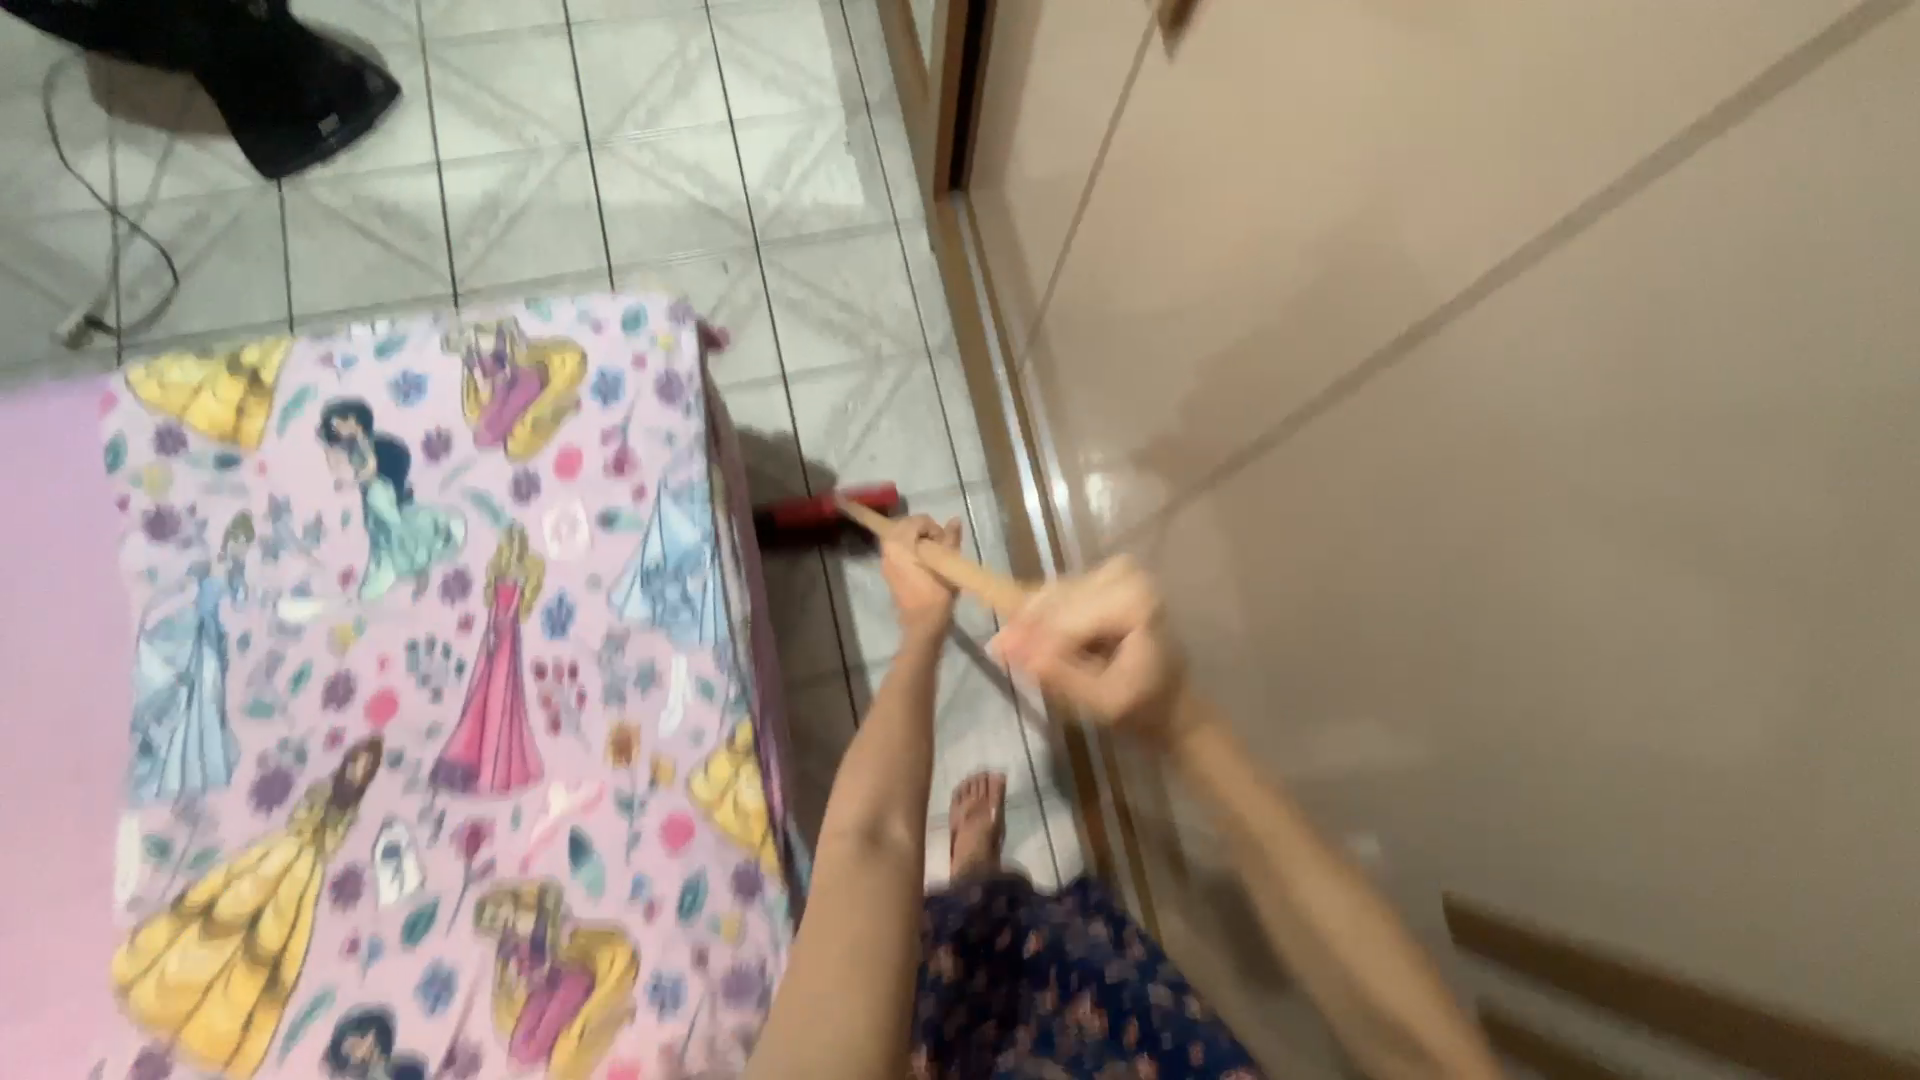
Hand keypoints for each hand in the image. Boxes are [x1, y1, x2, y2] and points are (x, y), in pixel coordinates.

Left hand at [879, 514, 963, 635]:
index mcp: (901, 544)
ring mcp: (885, 560)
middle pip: (905, 525)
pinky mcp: (887, 571)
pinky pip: (896, 549)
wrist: (922, 624)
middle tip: (939, 546)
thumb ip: (950, 539)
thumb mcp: (948, 564)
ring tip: (932, 554)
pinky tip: (923, 563)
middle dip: (923, 530)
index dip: (934, 528)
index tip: (944, 544)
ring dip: (915, 539)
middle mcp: (888, 548)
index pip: (918, 520)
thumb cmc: (937, 594)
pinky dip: (908, 549)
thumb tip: (955, 519)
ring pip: (899, 536)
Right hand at [991, 557, 1191, 744]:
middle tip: (998, 650)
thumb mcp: (1102, 704)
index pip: (1072, 618)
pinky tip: (1029, 635)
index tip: (1001, 655)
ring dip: (1032, 619)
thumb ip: (1062, 677)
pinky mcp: (1105, 575)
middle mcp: (1129, 577)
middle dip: (1028, 626)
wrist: (1169, 700)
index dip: (1036, 638)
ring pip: (1055, 592)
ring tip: (1011, 648)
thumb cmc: (1142, 707)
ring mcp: (1117, 572)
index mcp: (1138, 604)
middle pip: (1060, 598)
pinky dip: (1041, 612)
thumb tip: (1017, 654)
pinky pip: (1060, 591)